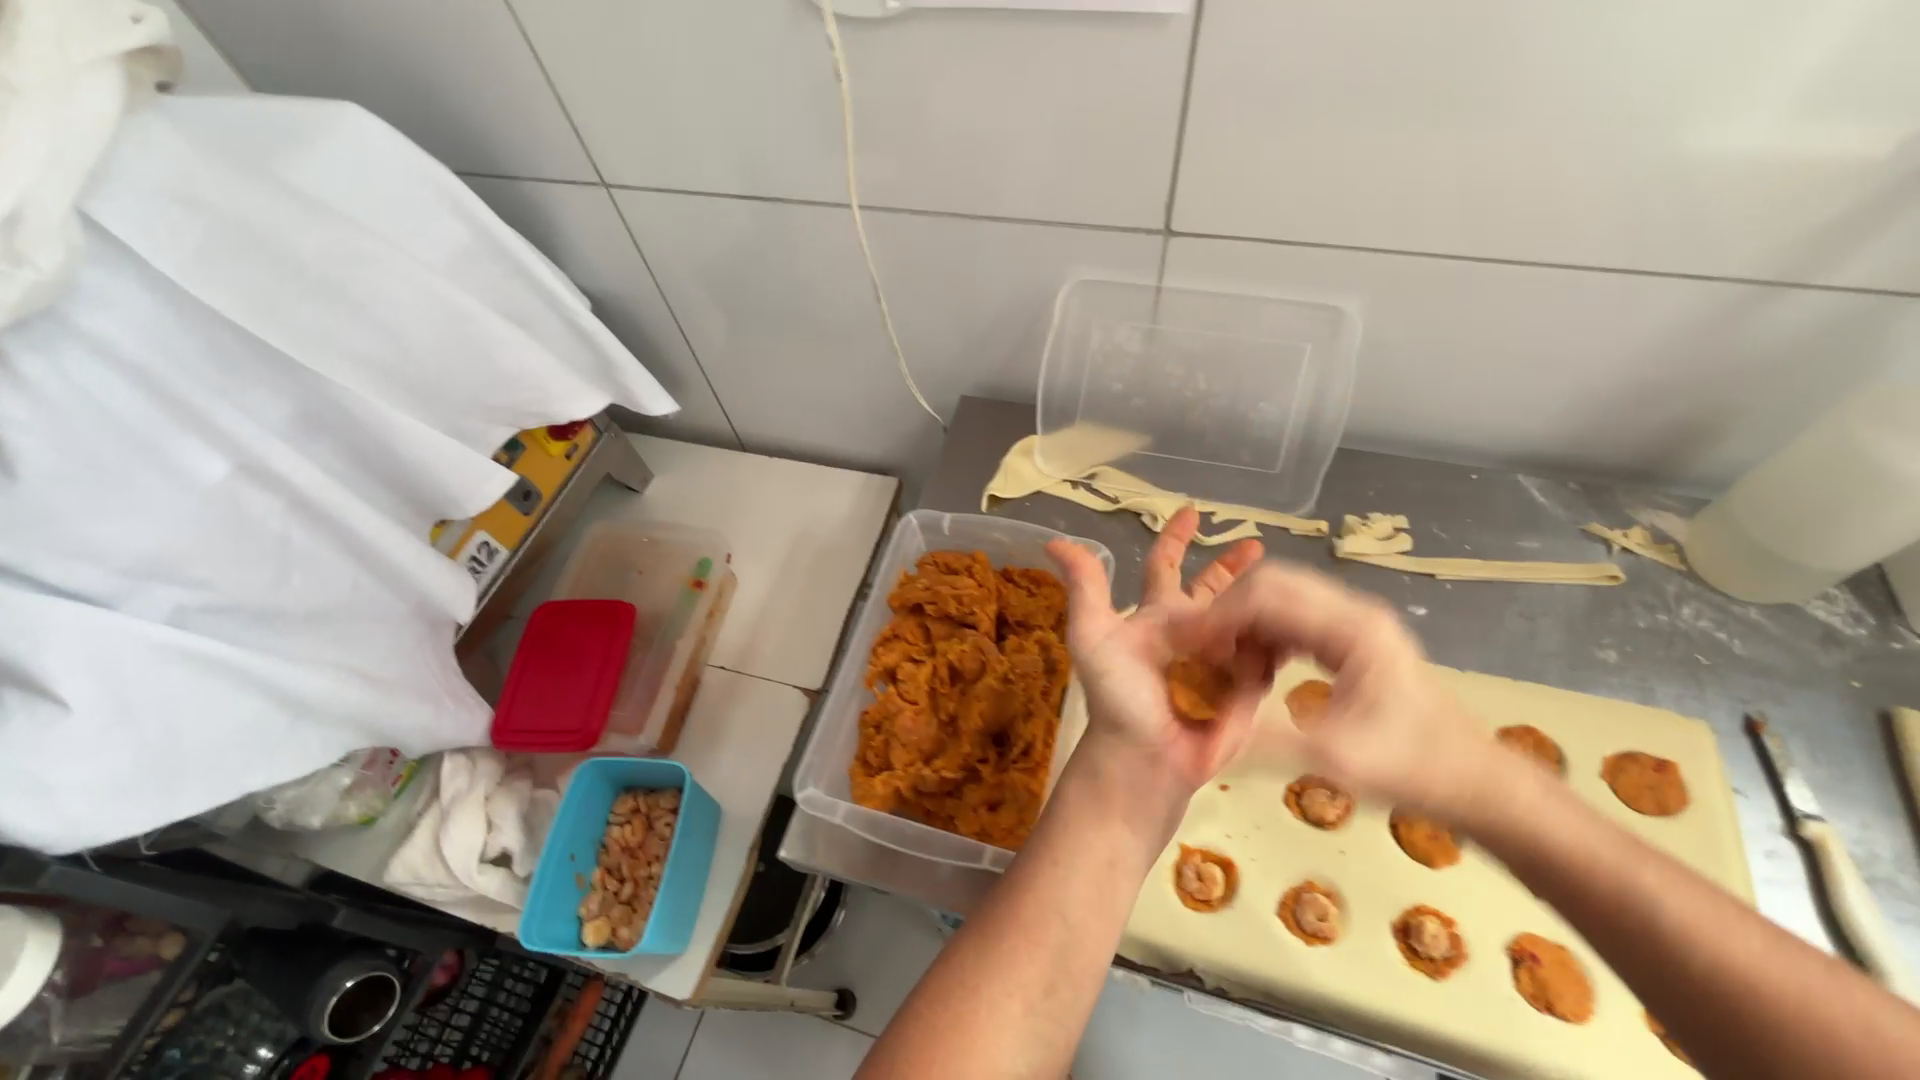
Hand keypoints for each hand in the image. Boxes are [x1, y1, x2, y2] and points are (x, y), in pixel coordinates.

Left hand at [1045, 507, 1269, 809]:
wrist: (1148, 757)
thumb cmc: (1118, 696)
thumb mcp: (1093, 635)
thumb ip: (1085, 587)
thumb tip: (1055, 542)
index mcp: (1156, 616)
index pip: (1167, 567)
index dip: (1175, 539)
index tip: (1192, 511)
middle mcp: (1191, 633)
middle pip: (1216, 589)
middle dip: (1234, 566)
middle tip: (1258, 546)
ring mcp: (1222, 660)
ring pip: (1248, 616)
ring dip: (1264, 596)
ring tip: (1284, 581)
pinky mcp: (1248, 687)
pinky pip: (1268, 652)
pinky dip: (1280, 635)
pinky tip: (1300, 616)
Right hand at [1168, 561, 1500, 823]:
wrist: (1476, 782)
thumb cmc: (1414, 770)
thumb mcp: (1336, 760)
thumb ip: (1267, 740)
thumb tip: (1205, 736)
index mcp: (1352, 629)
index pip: (1268, 595)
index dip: (1220, 615)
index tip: (1188, 646)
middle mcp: (1353, 612)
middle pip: (1272, 584)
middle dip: (1228, 612)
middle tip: (1199, 651)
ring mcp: (1355, 622)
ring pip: (1281, 598)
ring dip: (1245, 622)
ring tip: (1223, 663)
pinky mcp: (1353, 639)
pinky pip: (1295, 619)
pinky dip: (1264, 635)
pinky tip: (1254, 670)